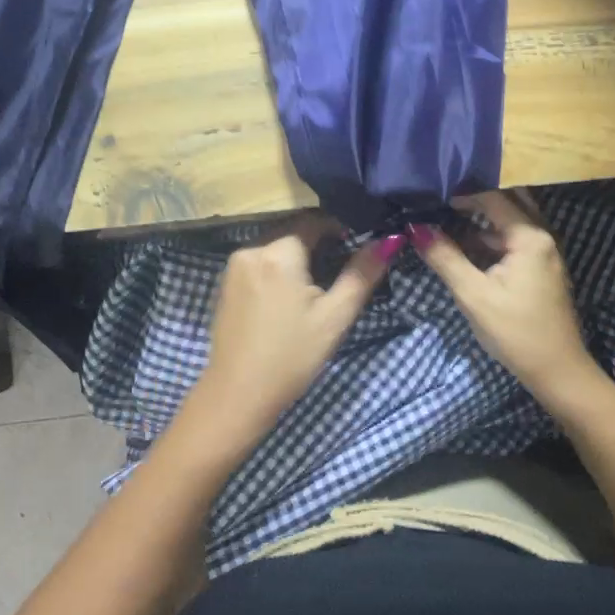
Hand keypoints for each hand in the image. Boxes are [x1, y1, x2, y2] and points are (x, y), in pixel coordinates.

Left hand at [181, 215, 394, 439]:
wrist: (238, 395)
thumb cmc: (291, 357)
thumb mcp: (334, 317)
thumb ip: (362, 274)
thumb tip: (389, 240)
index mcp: (278, 252)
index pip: (315, 219)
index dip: (340, 227)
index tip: (359, 245)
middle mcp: (250, 250)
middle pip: (293, 231)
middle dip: (320, 242)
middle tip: (343, 267)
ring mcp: (233, 267)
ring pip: (276, 247)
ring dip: (299, 256)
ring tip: (320, 284)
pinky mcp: (225, 284)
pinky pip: (260, 263)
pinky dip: (279, 269)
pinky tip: (291, 297)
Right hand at [413, 192, 599, 398]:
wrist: (556, 370)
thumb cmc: (515, 331)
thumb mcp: (473, 295)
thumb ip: (445, 257)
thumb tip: (416, 227)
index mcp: (530, 236)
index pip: (493, 198)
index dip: (461, 194)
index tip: (431, 198)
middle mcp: (543, 236)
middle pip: (507, 204)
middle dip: (474, 202)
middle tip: (440, 204)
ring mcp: (544, 253)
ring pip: (510, 224)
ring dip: (481, 223)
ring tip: (445, 224)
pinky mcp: (541, 269)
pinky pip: (514, 242)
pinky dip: (491, 240)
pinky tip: (465, 250)